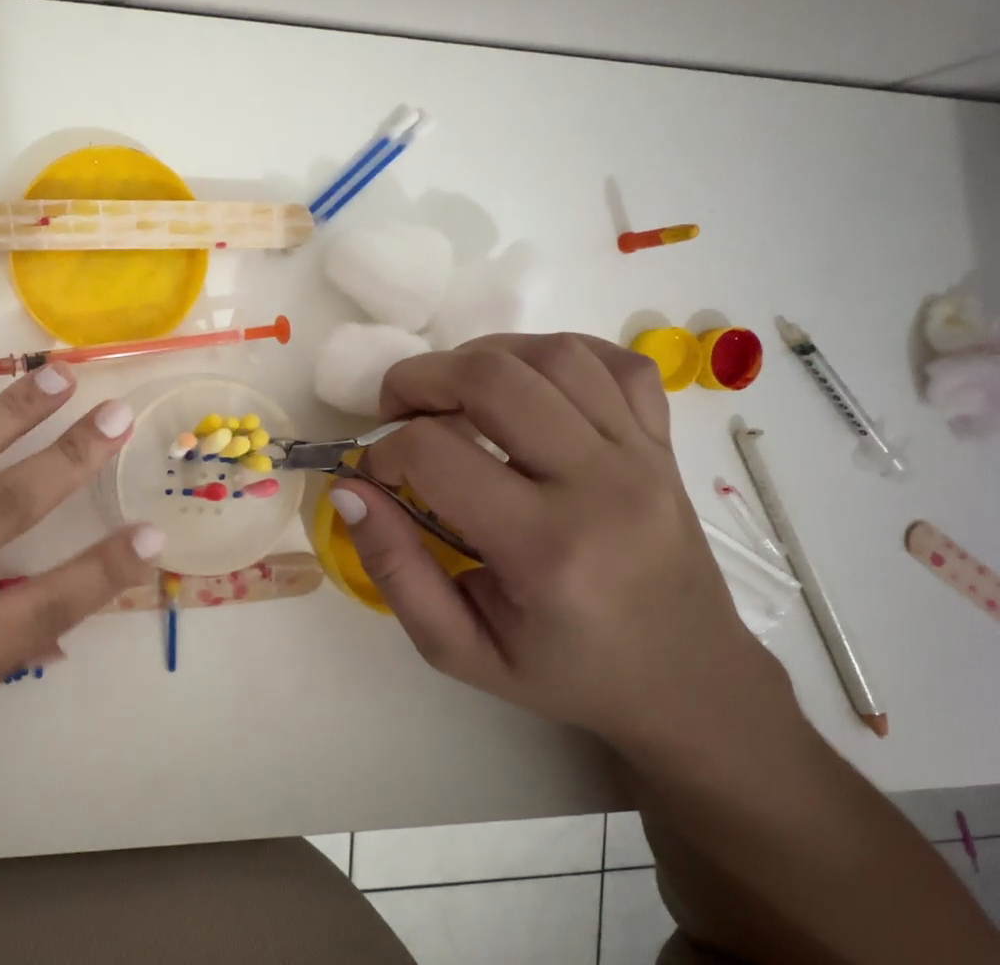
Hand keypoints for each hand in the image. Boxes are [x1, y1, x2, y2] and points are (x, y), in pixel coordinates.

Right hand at [332, 333, 795, 757]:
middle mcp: (601, 485)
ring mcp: (642, 457)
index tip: (374, 478)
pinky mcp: (662, 445)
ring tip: (449, 393)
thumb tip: (350, 491)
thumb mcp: (456, 649)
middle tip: (393, 412)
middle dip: (418, 379)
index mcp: (545, 547)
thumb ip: (395, 569)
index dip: (382, 454)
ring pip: (553, 354)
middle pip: (494, 378)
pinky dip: (557, 354)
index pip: (436, 453)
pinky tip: (523, 383)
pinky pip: (615, 363)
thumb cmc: (563, 673)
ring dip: (480, 357)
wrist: (688, 684)